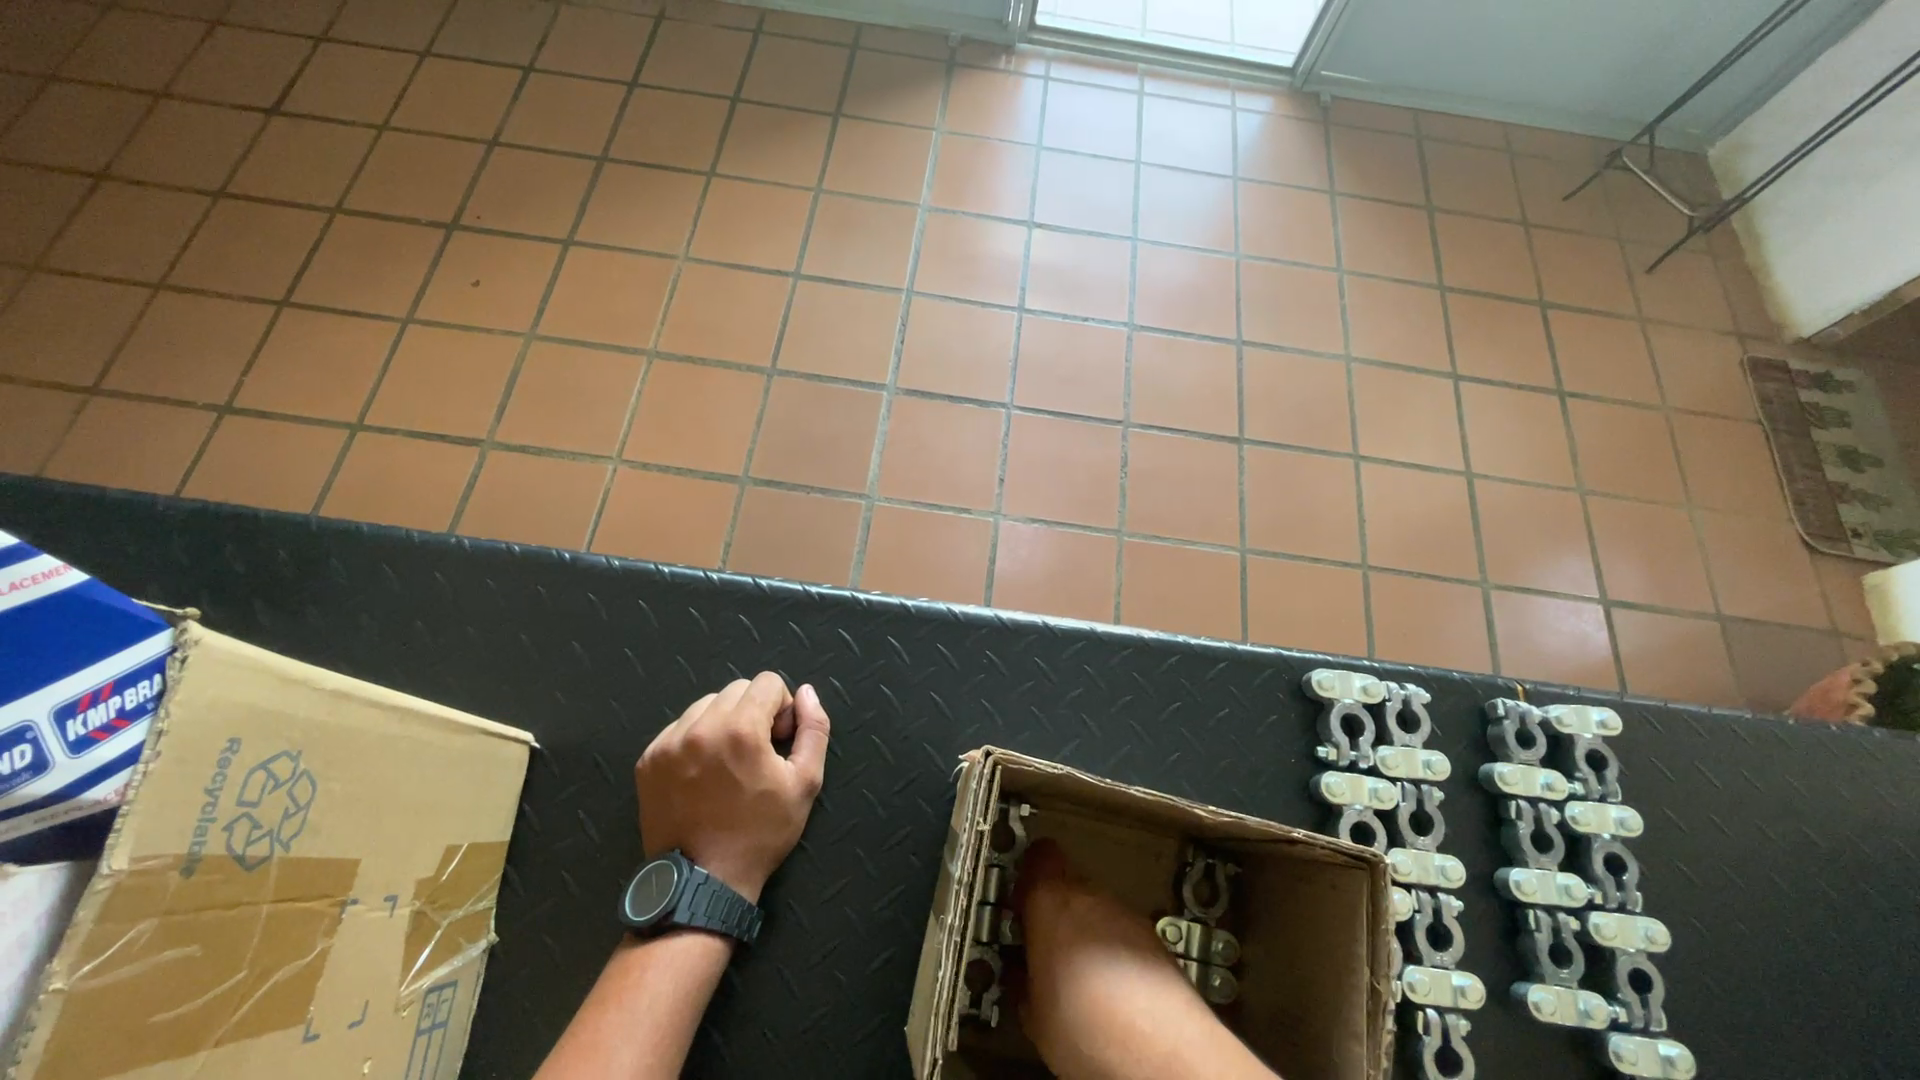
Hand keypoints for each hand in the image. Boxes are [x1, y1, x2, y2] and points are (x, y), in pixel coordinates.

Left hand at [636, 673, 830, 902]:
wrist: (703, 880)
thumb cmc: (761, 833)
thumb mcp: (805, 784)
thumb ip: (814, 730)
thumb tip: (807, 693)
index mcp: (740, 729)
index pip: (767, 682)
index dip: (782, 709)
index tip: (779, 742)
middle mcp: (700, 727)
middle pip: (736, 690)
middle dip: (754, 712)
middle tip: (757, 754)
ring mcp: (668, 743)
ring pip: (705, 706)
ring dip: (724, 723)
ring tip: (729, 764)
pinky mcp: (648, 759)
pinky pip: (679, 728)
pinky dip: (696, 740)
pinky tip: (704, 775)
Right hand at [1014, 841, 1277, 1079]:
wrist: (1161, 1051)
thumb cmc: (1085, 1026)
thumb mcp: (1033, 1013)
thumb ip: (1022, 979)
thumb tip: (1018, 974)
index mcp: (1052, 901)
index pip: (1038, 856)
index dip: (1027, 876)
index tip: (1018, 904)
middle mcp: (1092, 896)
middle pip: (1068, 885)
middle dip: (1054, 912)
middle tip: (1043, 950)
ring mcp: (1129, 915)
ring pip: (1097, 910)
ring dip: (1085, 933)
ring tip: (1078, 979)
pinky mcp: (1156, 940)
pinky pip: (1123, 934)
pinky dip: (1114, 952)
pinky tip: (1111, 992)